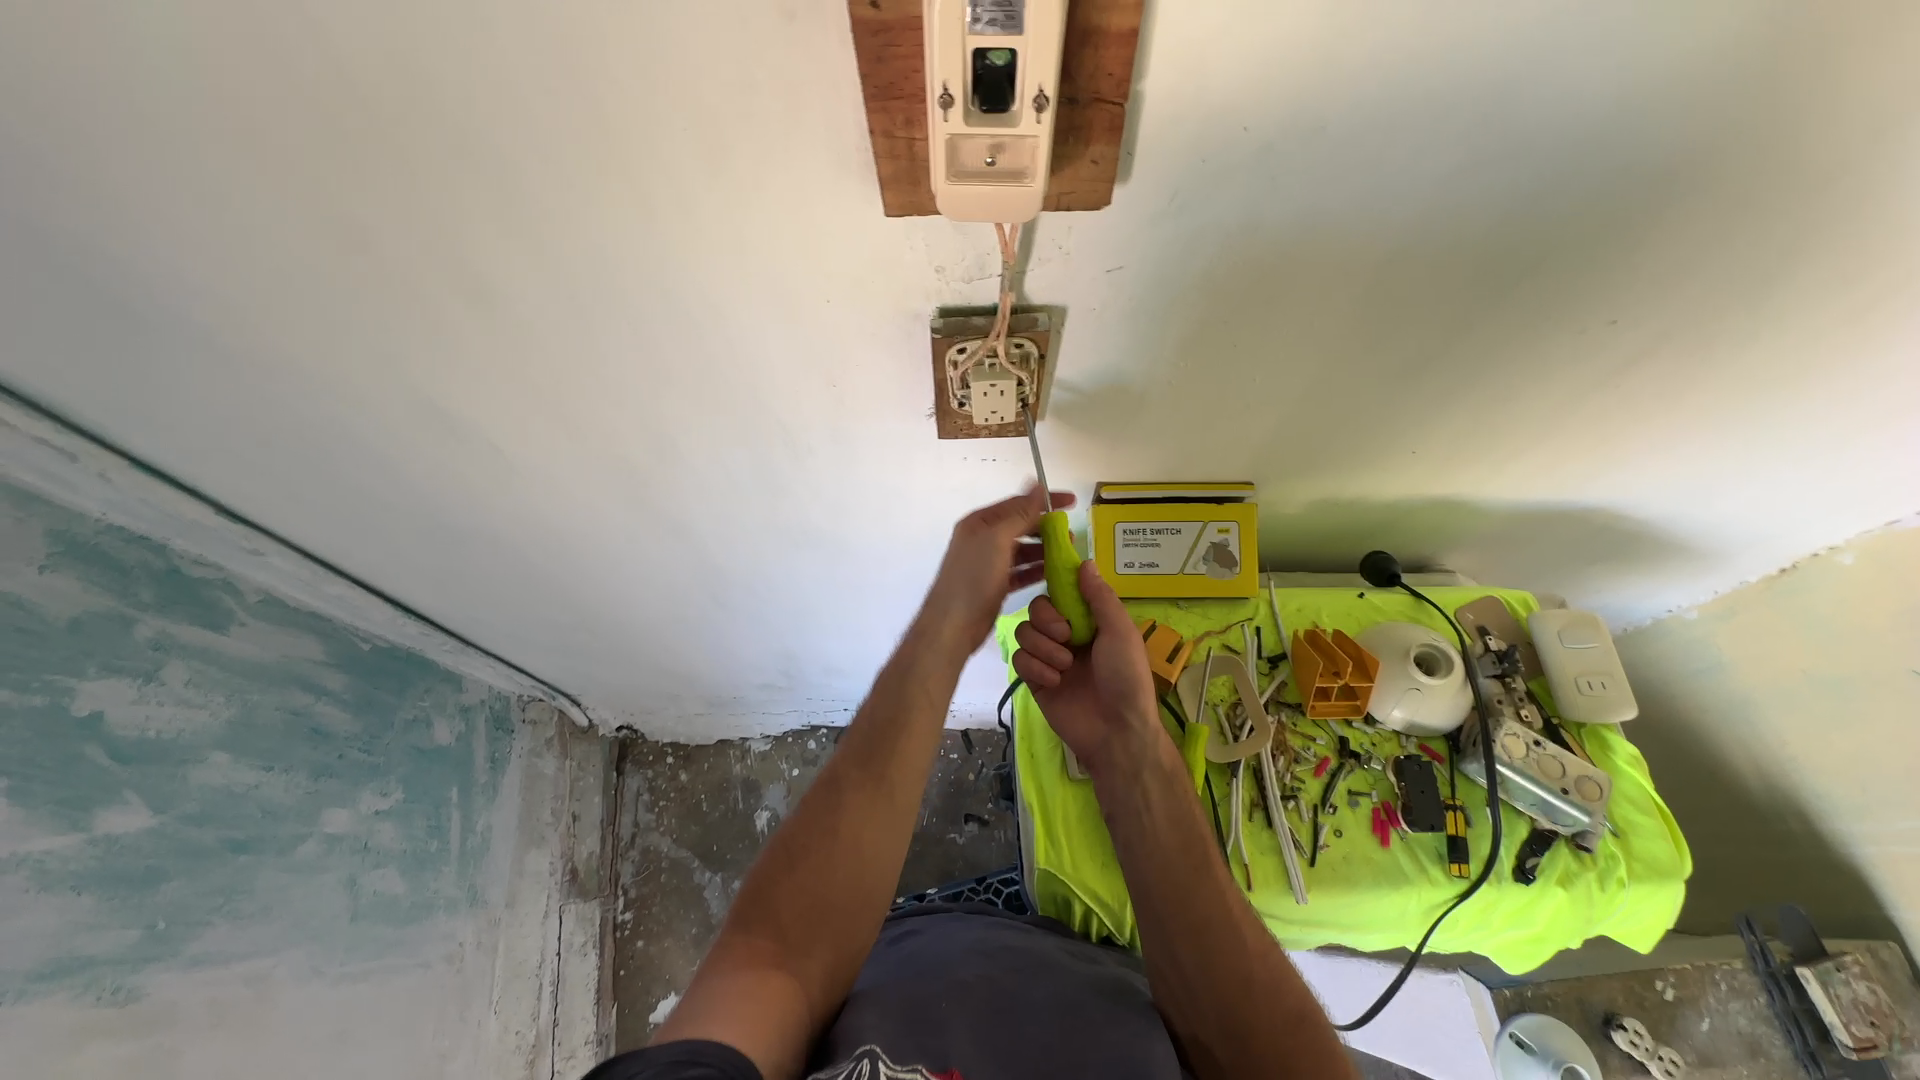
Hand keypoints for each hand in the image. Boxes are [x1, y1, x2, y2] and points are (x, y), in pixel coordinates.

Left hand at [920, 486, 1076, 649]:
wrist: (952, 625)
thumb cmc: (973, 578)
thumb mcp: (997, 540)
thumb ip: (1020, 514)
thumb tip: (1037, 483)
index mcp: (980, 522)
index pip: (1018, 503)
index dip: (1045, 501)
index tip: (1073, 502)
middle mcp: (983, 539)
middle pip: (1021, 526)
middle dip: (1046, 529)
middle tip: (1072, 536)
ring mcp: (988, 563)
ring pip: (1022, 550)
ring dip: (1044, 550)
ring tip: (1068, 554)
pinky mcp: (994, 584)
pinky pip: (1020, 571)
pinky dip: (1036, 570)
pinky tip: (1054, 573)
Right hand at [1012, 561, 1160, 778]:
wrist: (1116, 731)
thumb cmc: (1126, 678)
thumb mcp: (1120, 632)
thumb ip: (1100, 597)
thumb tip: (1085, 562)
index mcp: (1089, 623)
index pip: (1060, 595)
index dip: (1057, 596)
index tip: (1063, 604)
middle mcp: (1067, 637)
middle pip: (1036, 610)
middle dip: (1047, 621)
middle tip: (1066, 637)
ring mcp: (1049, 659)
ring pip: (1023, 634)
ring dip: (1043, 648)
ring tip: (1064, 667)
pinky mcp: (1034, 681)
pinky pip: (1019, 660)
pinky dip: (1035, 668)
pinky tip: (1055, 682)